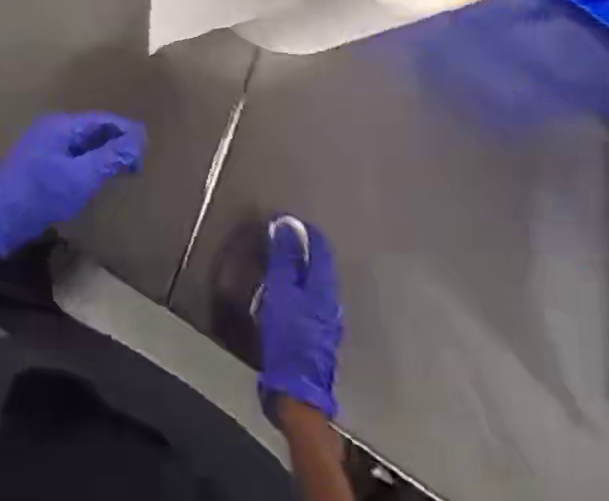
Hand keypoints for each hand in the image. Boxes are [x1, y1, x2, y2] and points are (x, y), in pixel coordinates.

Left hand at [0, 112, 145, 258]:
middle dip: (116, 143)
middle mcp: (52, 129)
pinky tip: (98, 179)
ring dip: (102, 155)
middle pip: (92, 130)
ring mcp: (43, 146)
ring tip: (124, 172)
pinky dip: (88, 164)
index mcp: (61, 125)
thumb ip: (110, 157)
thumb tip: (139, 139)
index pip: (102, 119)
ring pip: (82, 145)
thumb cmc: (41, 194)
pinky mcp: (39, 165)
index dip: (126, 132)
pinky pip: (71, 157)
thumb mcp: (81, 177)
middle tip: (139, 164)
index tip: (147, 150)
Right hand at [258, 216, 343, 419]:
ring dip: (298, 269)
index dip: (306, 231)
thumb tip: (287, 225)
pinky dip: (296, 287)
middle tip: (278, 236)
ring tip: (277, 260)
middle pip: (320, 266)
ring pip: (314, 284)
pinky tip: (282, 292)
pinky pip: (308, 300)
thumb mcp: (280, 291)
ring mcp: (326, 320)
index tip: (287, 219)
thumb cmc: (287, 335)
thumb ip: (284, 259)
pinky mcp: (317, 335)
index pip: (322, 249)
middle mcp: (331, 302)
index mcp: (325, 288)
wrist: (296, 389)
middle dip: (302, 249)